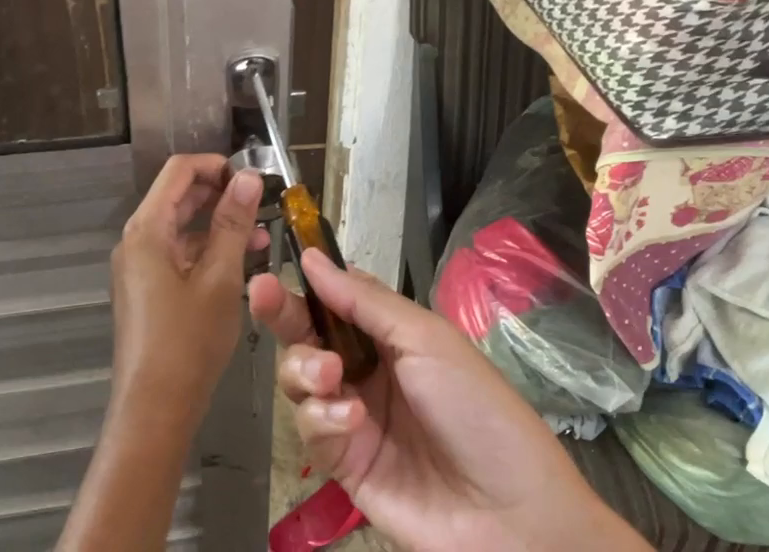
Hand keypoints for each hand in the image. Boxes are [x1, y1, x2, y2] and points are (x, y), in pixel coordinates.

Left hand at [109, 154, 268, 413]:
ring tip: (262, 237)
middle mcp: (136, 240)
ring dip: (218, 225)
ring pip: (181, 227)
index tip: (253, 177)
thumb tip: (249, 177)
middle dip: (221, 194)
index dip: (216, 165)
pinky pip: (178, 254)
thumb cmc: (188, 341)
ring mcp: (139, 266)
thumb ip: (234, 224)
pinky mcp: (147, 289)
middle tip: (262, 204)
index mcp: (147, 229)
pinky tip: (242, 265)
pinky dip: (207, 251)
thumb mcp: (221, 279)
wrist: (154, 409)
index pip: (178, 171)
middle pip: (178, 196)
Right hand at [250, 248, 647, 551]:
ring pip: (298, 378)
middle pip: (305, 334)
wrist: (507, 511)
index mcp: (389, 334)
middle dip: (282, 314)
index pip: (335, 299)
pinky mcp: (341, 461)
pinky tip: (350, 421)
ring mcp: (350, 415)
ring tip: (332, 377)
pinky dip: (322, 418)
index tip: (277, 266)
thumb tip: (310, 257)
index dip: (306, 283)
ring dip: (305, 369)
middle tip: (260, 295)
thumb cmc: (476, 407)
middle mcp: (364, 369)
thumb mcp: (427, 339)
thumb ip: (364, 301)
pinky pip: (308, 427)